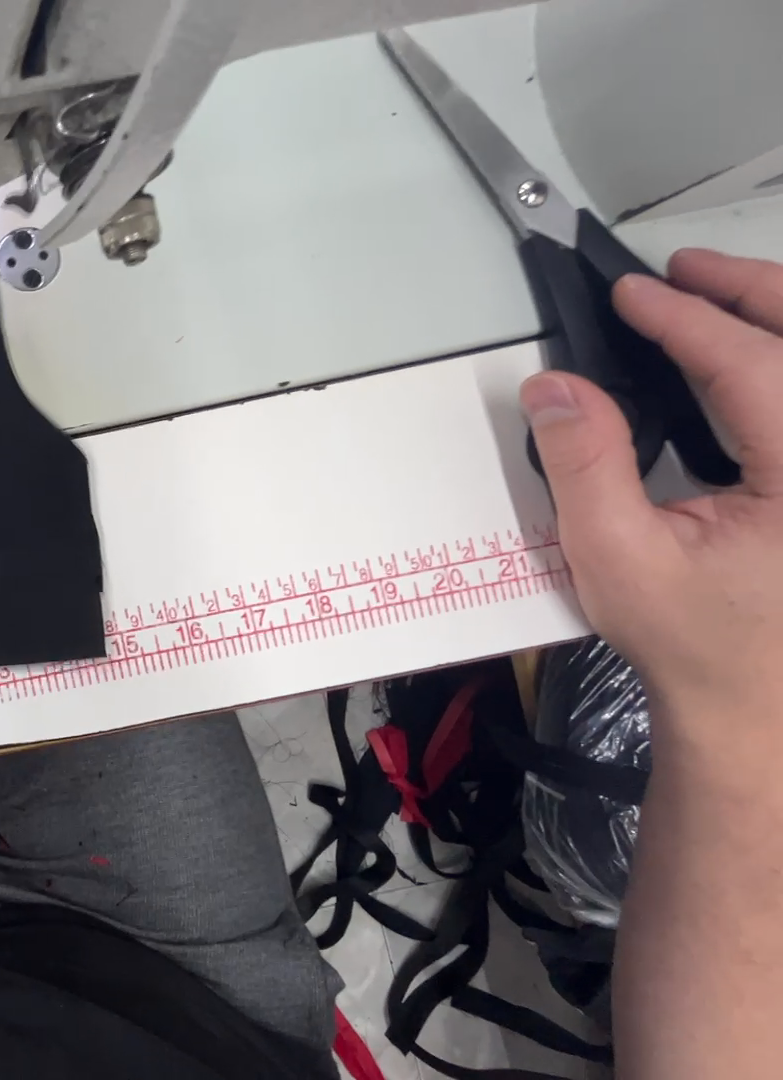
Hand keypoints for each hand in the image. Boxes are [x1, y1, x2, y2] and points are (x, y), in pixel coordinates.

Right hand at [523, 249, 782, 732]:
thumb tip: (554, 389)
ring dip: (780, 321)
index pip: (758, 366)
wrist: (758, 699)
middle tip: (687, 269)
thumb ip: (584, 462)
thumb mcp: (614, 551)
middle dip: (757, 294)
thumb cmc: (693, 636)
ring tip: (719, 293)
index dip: (689, 320)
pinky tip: (754, 358)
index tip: (636, 293)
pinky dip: (782, 367)